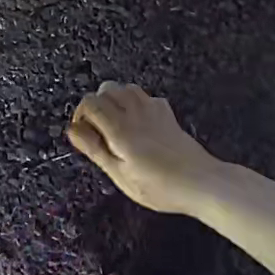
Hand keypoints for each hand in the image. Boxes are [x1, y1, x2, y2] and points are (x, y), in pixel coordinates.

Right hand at [69, 83, 223, 215]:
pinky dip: (135, 102)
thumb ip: (95, 149)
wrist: (201, 181)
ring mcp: (153, 109)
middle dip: (96, 104)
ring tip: (115, 125)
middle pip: (106, 88)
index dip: (80, 115)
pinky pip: (145, 96)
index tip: (82, 132)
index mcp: (120, 128)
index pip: (90, 102)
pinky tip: (138, 123)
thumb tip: (73, 131)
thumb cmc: (161, 186)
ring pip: (126, 88)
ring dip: (115, 100)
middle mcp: (135, 112)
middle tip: (97, 130)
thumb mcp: (120, 175)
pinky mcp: (167, 113)